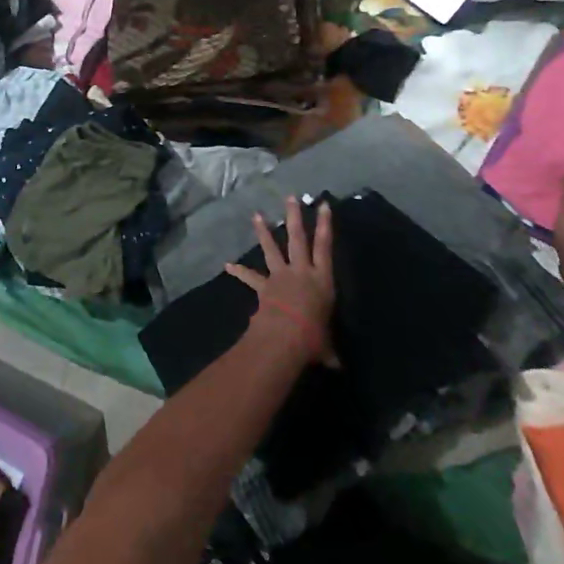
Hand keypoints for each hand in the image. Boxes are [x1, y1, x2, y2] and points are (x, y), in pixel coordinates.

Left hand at [226, 197, 336, 364]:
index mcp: (322, 280)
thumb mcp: (327, 345)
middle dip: (294, 216)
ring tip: (256, 215)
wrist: (285, 336)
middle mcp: (301, 271)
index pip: (326, 246)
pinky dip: (238, 271)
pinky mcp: (263, 285)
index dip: (325, 225)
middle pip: (298, 238)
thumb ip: (329, 351)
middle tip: (290, 197)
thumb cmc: (314, 338)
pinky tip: (227, 265)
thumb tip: (336, 366)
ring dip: (263, 232)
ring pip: (272, 248)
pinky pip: (250, 277)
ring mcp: (280, 275)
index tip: (324, 205)